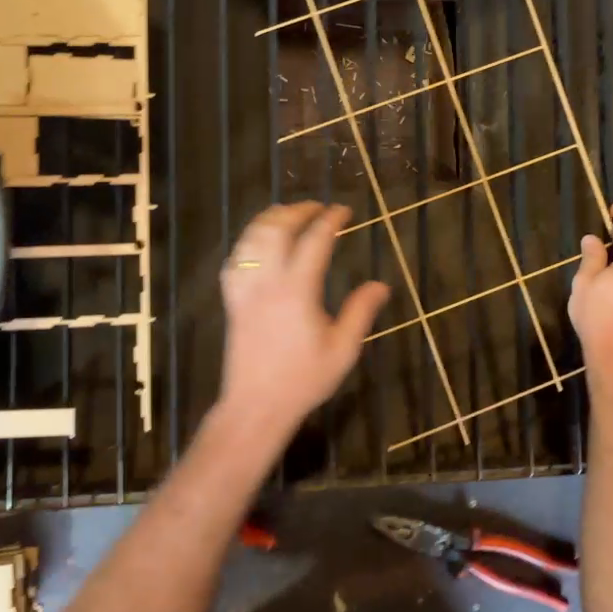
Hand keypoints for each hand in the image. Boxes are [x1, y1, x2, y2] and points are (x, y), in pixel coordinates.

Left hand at [217, 202, 390, 434]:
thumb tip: (380, 285)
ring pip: (251, 239)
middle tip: (315, 207)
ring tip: (287, 214)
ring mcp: (245, 291)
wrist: (256, 405)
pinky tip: (256, 245)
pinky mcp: (232, 302)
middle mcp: (268, 283)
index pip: (315, 241)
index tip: (343, 210)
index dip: (330, 220)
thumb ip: (360, 313)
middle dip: (297, 210)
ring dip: (269, 220)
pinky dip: (246, 244)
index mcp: (298, 291)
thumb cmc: (303, 380)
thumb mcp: (342, 350)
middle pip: (277, 229)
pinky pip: (234, 262)